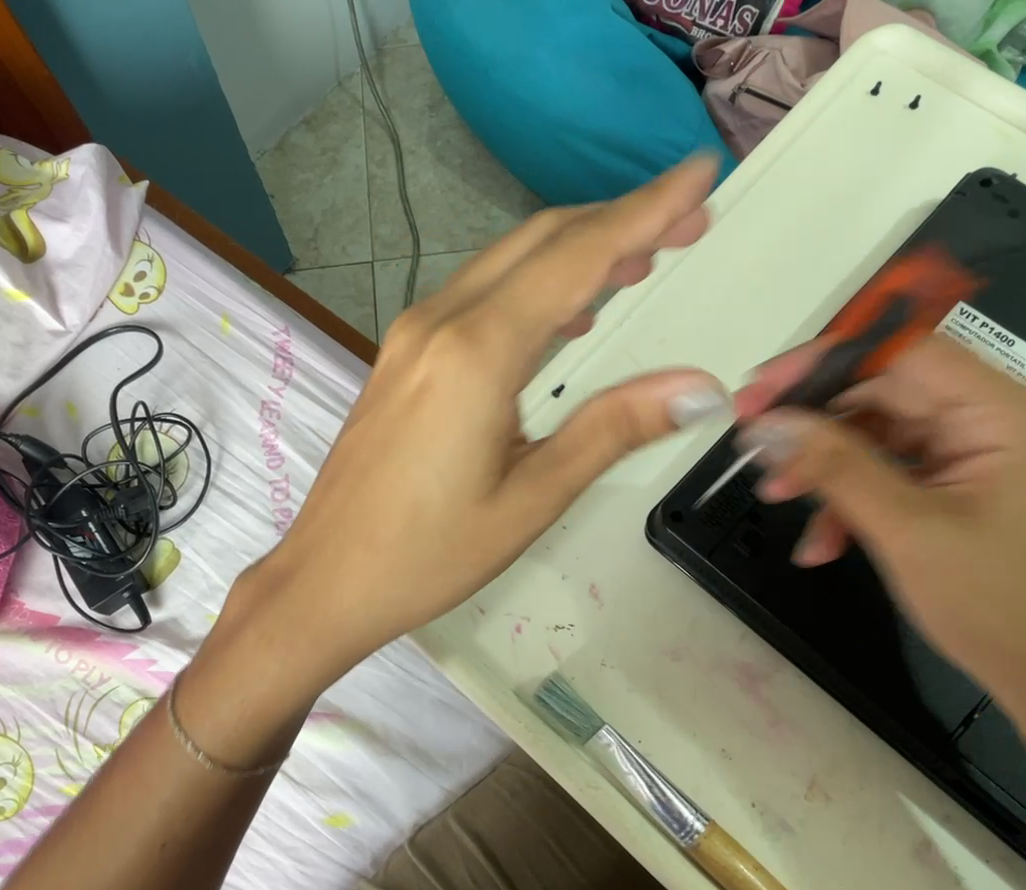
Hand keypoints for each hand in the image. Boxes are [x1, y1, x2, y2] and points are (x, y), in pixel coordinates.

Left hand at [238, 159, 731, 678]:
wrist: (326, 579)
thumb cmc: (428, 554)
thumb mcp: (532, 498)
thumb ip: (612, 429)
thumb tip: (699, 388)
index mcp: (477, 352)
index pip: (577, 257)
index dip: (646, 211)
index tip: (699, 174)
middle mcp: (440, 323)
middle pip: (540, 240)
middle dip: (617, 221)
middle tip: (686, 222)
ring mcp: (412, 336)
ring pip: (506, 263)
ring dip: (574, 250)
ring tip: (638, 261)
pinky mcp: (401, 357)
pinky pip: (478, 295)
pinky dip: (532, 285)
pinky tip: (565, 315)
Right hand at [734, 335, 1025, 711]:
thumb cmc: (1002, 609)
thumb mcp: (908, 533)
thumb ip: (836, 468)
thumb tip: (768, 425)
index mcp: (1012, 413)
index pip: (904, 355)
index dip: (822, 365)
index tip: (758, 393)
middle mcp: (1009, 419)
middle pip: (892, 396)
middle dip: (820, 431)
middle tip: (758, 457)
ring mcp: (996, 454)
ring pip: (890, 438)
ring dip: (834, 473)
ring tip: (785, 506)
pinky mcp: (982, 487)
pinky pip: (907, 473)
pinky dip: (863, 499)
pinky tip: (827, 542)